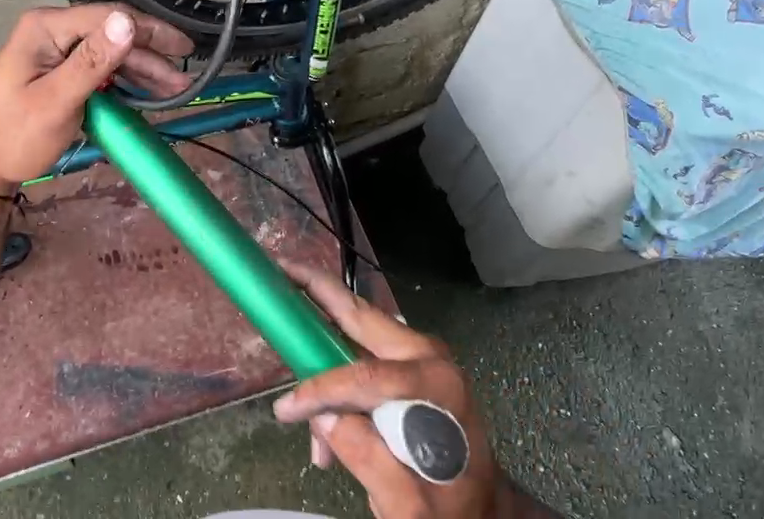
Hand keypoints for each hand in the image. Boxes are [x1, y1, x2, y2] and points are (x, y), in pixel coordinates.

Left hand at [0, 4, 192, 192]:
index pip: (107, 17)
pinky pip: (102, 65)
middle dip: (151, 54)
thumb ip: (92, 62)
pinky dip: (127, 78)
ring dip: (144, 68)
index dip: (149, 30)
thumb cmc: (15, 136)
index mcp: (45, 28)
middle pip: (112, 32)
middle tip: (184, 75)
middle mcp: (52, 30)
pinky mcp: (62, 67)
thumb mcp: (56, 101)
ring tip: (176, 88)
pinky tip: (151, 90)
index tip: (182, 46)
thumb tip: (127, 23)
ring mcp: (57, 48)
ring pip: (111, 50)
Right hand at [273, 261, 500, 518]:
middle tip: (280, 268)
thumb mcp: (408, 502)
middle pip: (359, 316)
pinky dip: (333, 371)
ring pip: (354, 332)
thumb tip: (322, 418)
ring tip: (298, 405)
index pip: (363, 374)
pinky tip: (325, 421)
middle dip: (317, 291)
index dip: (319, 388)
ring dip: (320, 350)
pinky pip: (359, 353)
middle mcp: (427, 354)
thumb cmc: (451, 507)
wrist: (483, 508)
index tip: (285, 409)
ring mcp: (418, 355)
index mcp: (434, 382)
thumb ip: (367, 457)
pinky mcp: (408, 365)